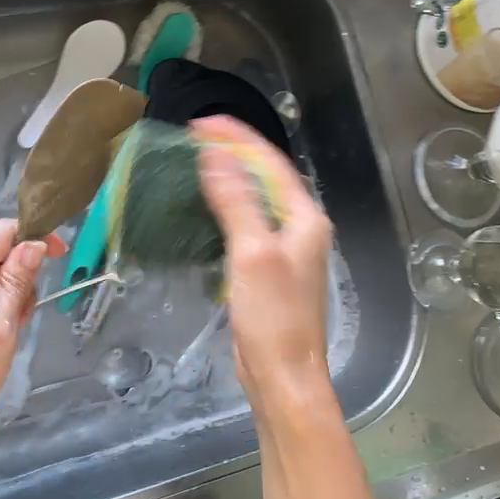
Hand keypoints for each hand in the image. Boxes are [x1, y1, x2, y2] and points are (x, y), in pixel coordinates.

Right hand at [192, 116, 334, 412]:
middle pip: (265, 177)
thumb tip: (216, 154)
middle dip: (233, 152)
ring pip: (256, 200)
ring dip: (229, 177)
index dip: (238, 138)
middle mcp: (300, 228)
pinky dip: (227, 208)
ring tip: (196, 161)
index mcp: (305, 218)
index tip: (202, 122)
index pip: (270, 163)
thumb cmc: (273, 317)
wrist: (283, 376)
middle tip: (195, 136)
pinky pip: (247, 225)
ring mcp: (285, 249)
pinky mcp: (268, 269)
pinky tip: (206, 206)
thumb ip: (236, 201)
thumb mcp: (253, 253)